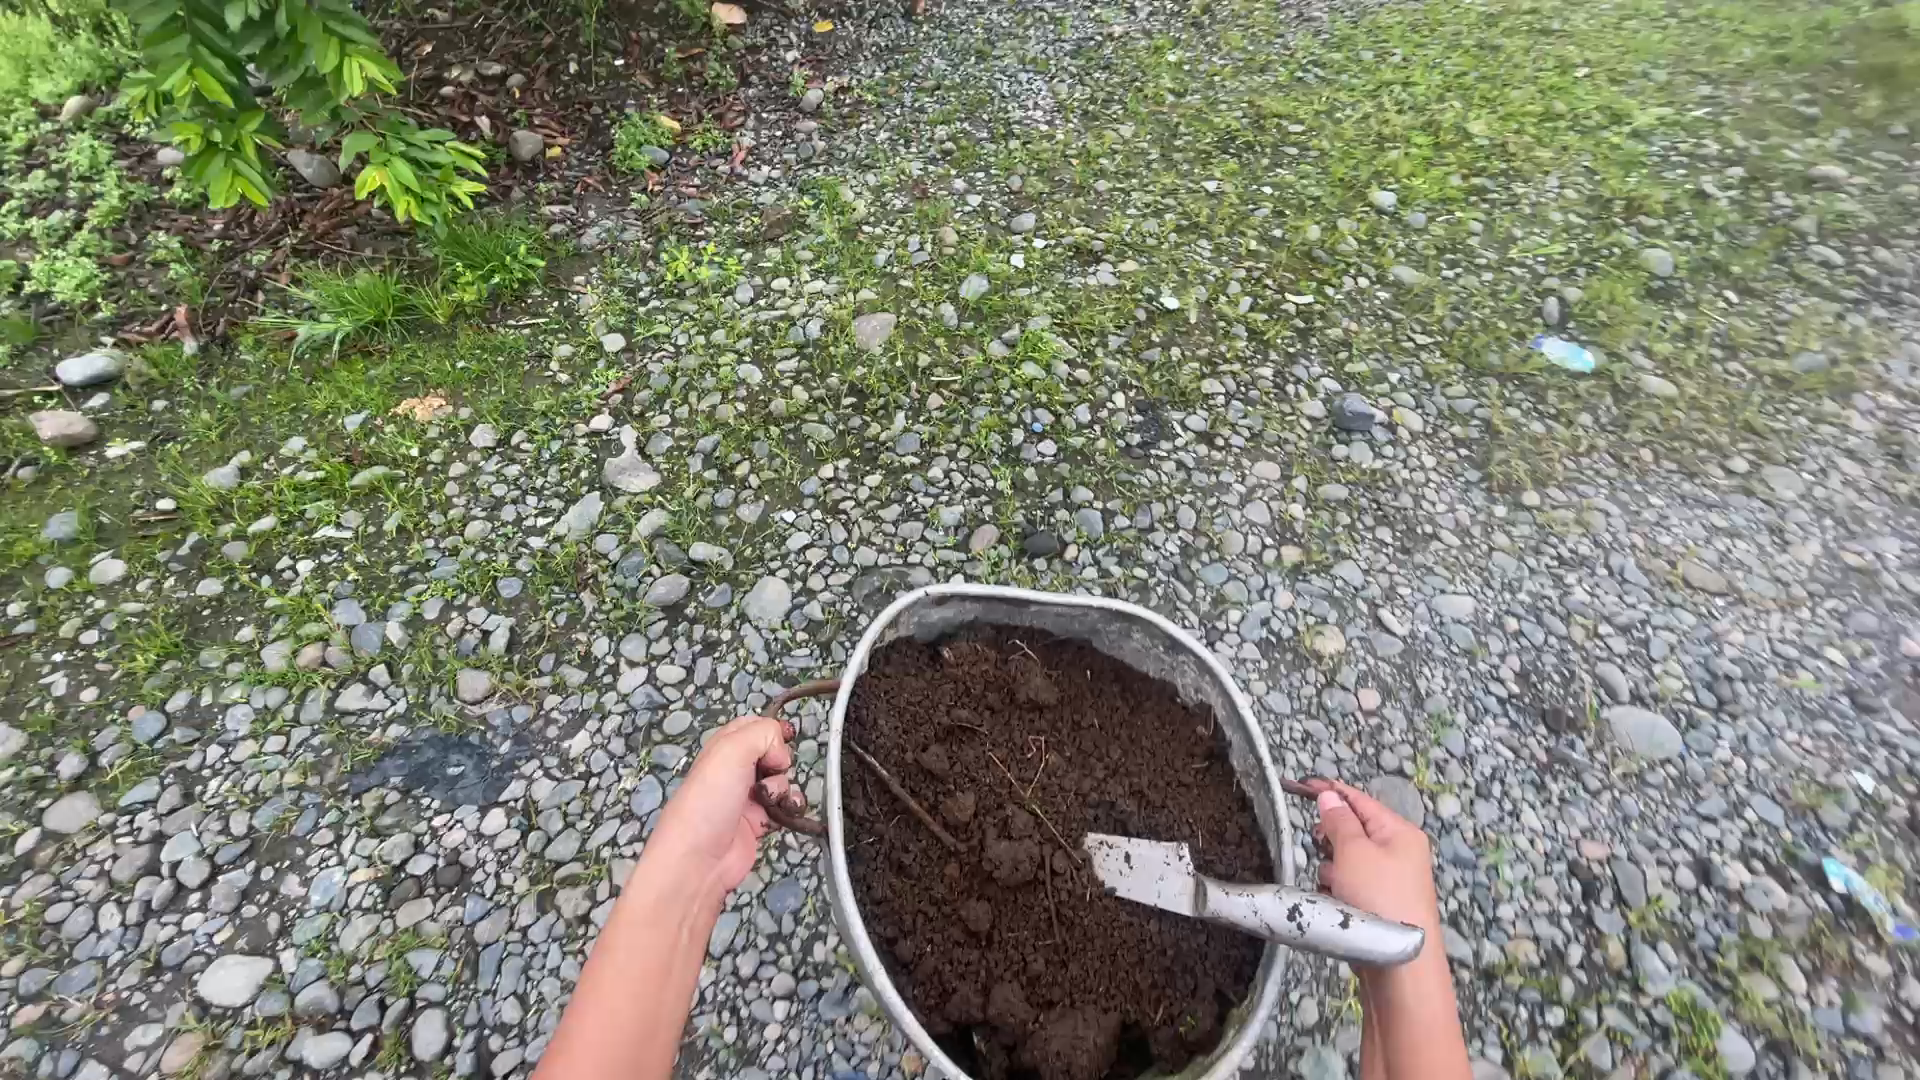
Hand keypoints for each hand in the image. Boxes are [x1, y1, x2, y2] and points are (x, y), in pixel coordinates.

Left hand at [643, 715, 798, 904]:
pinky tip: (785, 811)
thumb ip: (764, 733)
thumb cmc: (711, 799)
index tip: (785, 736)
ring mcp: (748, 796)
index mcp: (723, 747)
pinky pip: (786, 805)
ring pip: (782, 778)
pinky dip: (791, 806)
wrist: (700, 860)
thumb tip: (782, 754)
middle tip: (773, 768)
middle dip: (781, 757)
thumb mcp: (731, 750)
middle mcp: (735, 769)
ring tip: (772, 798)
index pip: (753, 725)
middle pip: (772, 751)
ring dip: (785, 784)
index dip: (771, 729)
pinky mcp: (761, 821)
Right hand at [1311, 780, 1440, 936]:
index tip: (1299, 784)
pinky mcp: (1381, 900)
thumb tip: (1329, 795)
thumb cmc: (1378, 897)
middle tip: (1319, 842)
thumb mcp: (1353, 850)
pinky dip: (1339, 884)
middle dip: (1331, 834)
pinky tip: (1336, 898)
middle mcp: (1399, 851)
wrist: (1400, 964)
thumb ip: (1338, 820)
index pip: (1359, 799)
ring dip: (1333, 863)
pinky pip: (1351, 879)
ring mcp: (1391, 877)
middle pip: (1354, 827)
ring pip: (1348, 855)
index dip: (1329, 790)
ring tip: (1333, 880)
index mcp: (1399, 832)